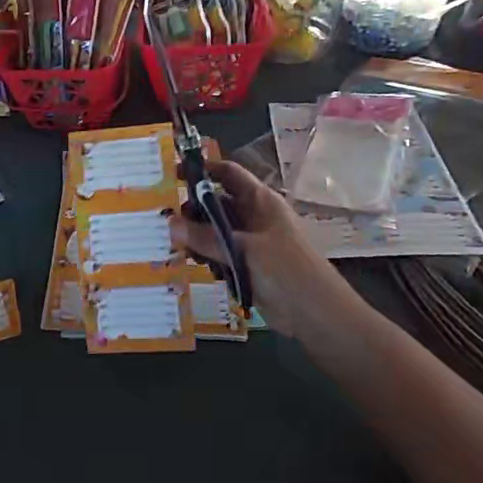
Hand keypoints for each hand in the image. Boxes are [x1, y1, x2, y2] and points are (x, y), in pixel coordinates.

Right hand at [170, 158, 348, 336]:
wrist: (315, 313)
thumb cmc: (285, 270)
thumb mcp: (243, 249)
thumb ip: (206, 237)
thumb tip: (170, 223)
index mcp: (260, 201)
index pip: (228, 174)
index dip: (203, 170)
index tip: (174, 174)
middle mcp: (254, 216)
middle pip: (217, 203)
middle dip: (193, 210)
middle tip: (167, 222)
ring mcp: (250, 241)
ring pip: (215, 230)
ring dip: (196, 236)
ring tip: (177, 246)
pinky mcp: (246, 264)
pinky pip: (219, 252)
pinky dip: (205, 255)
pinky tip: (192, 263)